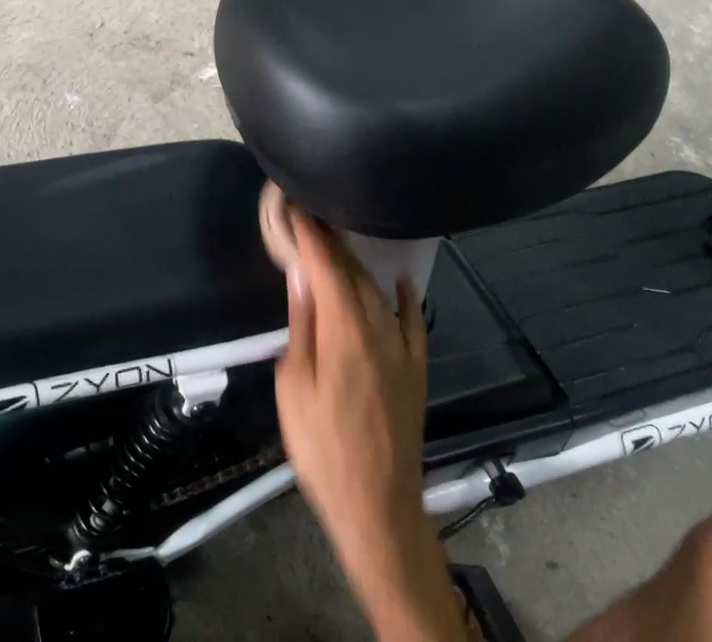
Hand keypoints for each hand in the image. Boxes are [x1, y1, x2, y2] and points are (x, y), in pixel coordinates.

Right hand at [274, 208, 467, 641]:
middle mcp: (380, 329)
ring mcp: (403, 348)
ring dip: (358, 266)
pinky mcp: (416, 368)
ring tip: (338, 247)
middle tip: (311, 221)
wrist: (376, 501)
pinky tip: (400, 282)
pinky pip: (413, 320)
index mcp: (345, 332)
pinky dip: (403, 297)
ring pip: (380, 293)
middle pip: (355, 275)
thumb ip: (302, 327)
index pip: (328, 269)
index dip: (311, 237)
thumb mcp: (295, 387)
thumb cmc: (322, 446)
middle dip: (332, 245)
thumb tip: (301, 276)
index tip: (296, 210)